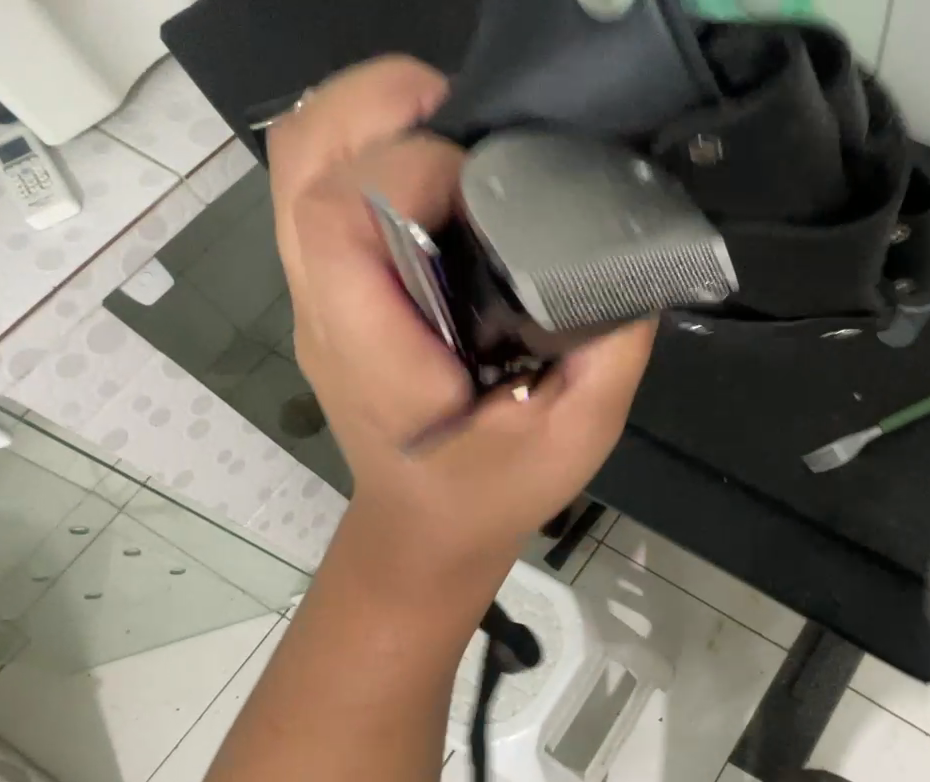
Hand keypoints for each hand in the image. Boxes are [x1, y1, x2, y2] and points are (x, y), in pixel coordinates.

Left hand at [265, 56, 655, 576]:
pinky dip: (369, 150)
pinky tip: (441, 173)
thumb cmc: (493, 493)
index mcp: (374, 348)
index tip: (494, 174)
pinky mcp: (330, 291)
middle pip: (302, 157)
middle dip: (378, 103)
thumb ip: (608, 355)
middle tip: (470, 112)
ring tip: (460, 129)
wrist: (426, 531)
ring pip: (299, 162)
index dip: (410, 163)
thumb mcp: (575, 438)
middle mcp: (325, 306)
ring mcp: (315, 295)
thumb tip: (630, 271)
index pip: (343, 212)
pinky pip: (321, 191)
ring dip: (370, 117)